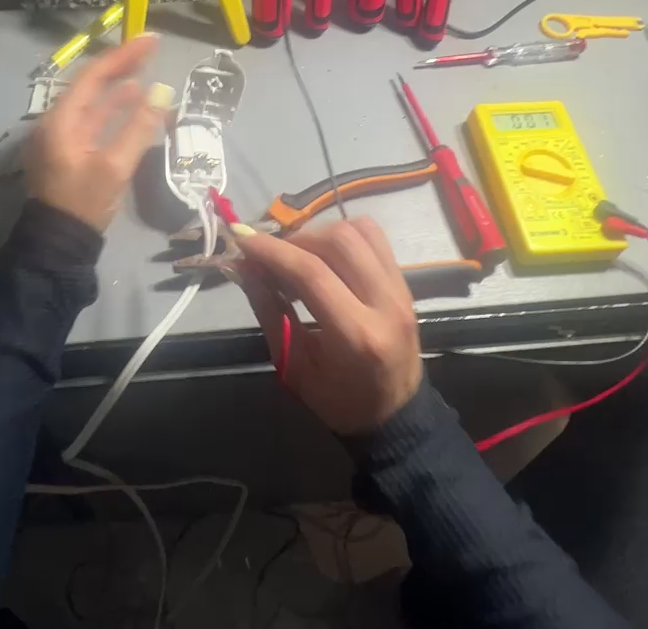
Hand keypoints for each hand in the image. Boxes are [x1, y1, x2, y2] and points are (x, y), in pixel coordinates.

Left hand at [26, 33, 169, 232]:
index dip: (123, 56)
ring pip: (92, 102)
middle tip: (151, 49)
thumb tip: (162, 92)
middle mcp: (57, 122)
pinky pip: (93, 120)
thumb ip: (138, 127)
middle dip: (121, 66)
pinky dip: (113, 109)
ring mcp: (62, 137)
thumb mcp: (115, 167)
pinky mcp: (70, 152)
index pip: (93, 76)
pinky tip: (132, 102)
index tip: (151, 40)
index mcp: (61, 120)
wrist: (59, 245)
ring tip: (146, 72)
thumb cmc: (83, 203)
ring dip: (118, 87)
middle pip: (90, 84)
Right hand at [231, 217, 422, 434]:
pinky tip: (324, 254)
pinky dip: (342, 235)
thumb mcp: (294, 366)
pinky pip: (373, 236)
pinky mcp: (405, 281)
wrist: (395, 415)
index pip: (311, 274)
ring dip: (318, 234)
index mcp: (356, 336)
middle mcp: (385, 304)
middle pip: (337, 243)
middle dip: (294, 241)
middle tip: (270, 259)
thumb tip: (242, 266)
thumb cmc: (339, 400)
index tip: (242, 239)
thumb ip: (269, 310)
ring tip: (297, 257)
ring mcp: (401, 289)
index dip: (272, 251)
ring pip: (358, 231)